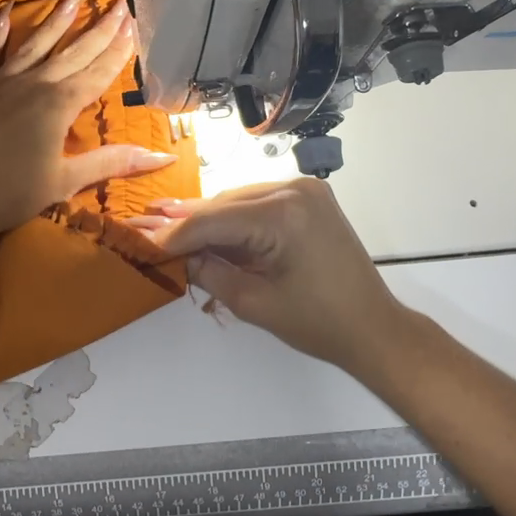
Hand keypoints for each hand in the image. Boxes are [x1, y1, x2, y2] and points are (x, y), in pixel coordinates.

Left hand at [0, 0, 177, 245]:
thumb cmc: (9, 194)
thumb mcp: (66, 181)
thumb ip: (113, 162)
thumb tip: (165, 159)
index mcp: (60, 105)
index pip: (98, 72)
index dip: (119, 48)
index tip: (135, 21)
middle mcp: (34, 83)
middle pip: (74, 50)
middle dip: (100, 26)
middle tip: (120, 0)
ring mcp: (0, 80)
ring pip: (35, 42)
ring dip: (58, 17)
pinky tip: (5, 11)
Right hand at [137, 179, 400, 368]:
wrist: (373, 326)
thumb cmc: (318, 323)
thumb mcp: (253, 303)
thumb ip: (210, 272)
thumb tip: (176, 256)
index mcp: (283, 216)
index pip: (213, 220)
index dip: (174, 234)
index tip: (141, 241)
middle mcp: (294, 189)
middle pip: (224, 204)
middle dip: (188, 223)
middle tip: (148, 232)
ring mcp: (305, 189)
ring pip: (238, 200)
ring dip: (209, 219)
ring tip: (171, 232)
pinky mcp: (310, 196)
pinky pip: (258, 202)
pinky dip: (234, 218)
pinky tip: (210, 231)